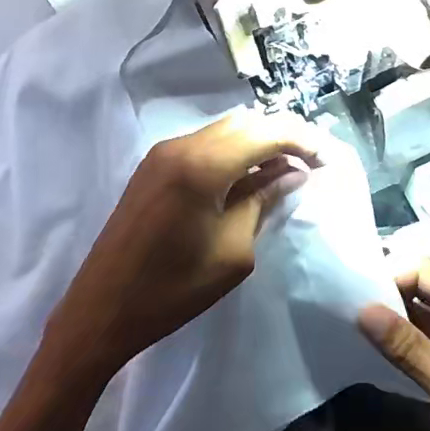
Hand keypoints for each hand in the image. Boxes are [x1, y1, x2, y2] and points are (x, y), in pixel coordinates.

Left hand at [45, 108, 326, 381]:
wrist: (102, 308)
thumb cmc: (173, 289)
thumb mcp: (232, 251)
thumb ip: (262, 202)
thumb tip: (293, 174)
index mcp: (203, 165)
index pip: (266, 132)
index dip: (302, 141)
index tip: (327, 160)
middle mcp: (181, 146)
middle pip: (245, 122)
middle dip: (282, 135)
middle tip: (310, 163)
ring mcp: (161, 154)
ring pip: (223, 130)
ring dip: (256, 141)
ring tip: (284, 170)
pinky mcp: (152, 168)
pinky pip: (202, 145)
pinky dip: (231, 151)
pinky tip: (247, 176)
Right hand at [358, 260, 429, 430]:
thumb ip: (410, 349)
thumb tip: (363, 310)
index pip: (426, 271)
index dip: (391, 282)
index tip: (356, 307)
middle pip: (427, 281)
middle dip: (391, 294)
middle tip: (355, 316)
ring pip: (428, 301)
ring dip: (398, 312)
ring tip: (363, 329)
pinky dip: (410, 329)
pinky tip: (386, 344)